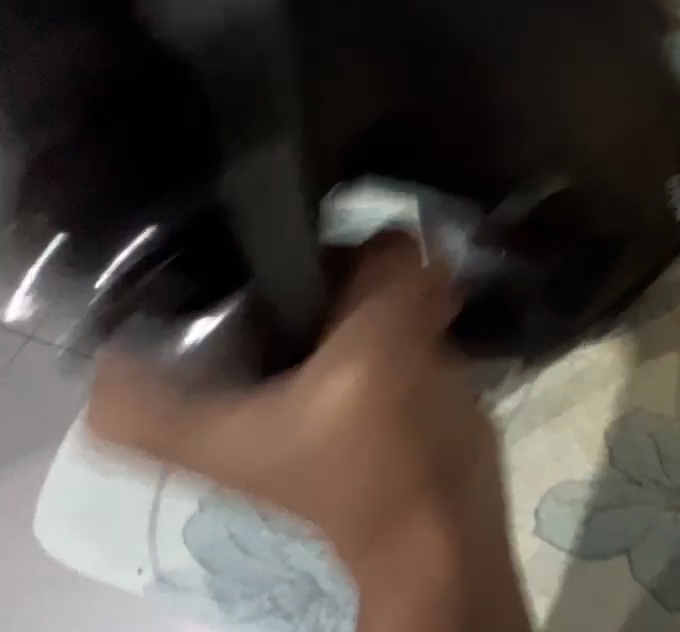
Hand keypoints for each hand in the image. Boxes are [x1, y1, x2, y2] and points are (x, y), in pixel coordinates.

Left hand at [87, 234, 528, 631]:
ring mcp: (271, 384)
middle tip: (376, 249)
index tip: (302, 229)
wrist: (442, 526)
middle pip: (245, 284)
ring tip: (415, 278)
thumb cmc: (383, 460)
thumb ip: (384, 280)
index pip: (160, 292)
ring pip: (305, 294)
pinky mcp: (330, 384)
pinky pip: (348, 315)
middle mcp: (201, 387)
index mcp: (160, 402)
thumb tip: (401, 232)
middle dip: (318, 260)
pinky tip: (433, 299)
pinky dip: (388, 301)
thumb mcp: (377, 357)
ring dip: (366, 281)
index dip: (230, 252)